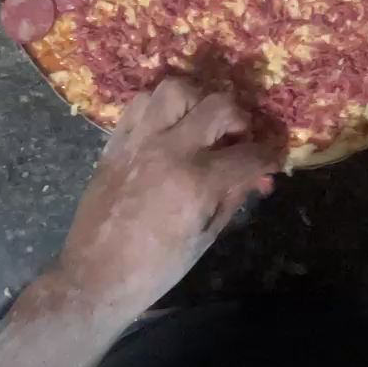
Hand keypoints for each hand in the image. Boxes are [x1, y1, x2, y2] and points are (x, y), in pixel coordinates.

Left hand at [54, 78, 280, 311]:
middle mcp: (170, 151)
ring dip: (198, 101)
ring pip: (176, 89)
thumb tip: (255, 175)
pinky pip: (141, 102)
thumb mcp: (205, 237)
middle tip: (238, 138)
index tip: (272, 159)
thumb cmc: (156, 268)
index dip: (268, 156)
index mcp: (196, 182)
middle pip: (218, 106)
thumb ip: (232, 197)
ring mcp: (139, 141)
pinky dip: (161, 106)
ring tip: (201, 123)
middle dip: (239, 120)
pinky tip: (169, 125)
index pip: (248, 154)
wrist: (95, 277)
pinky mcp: (116, 141)